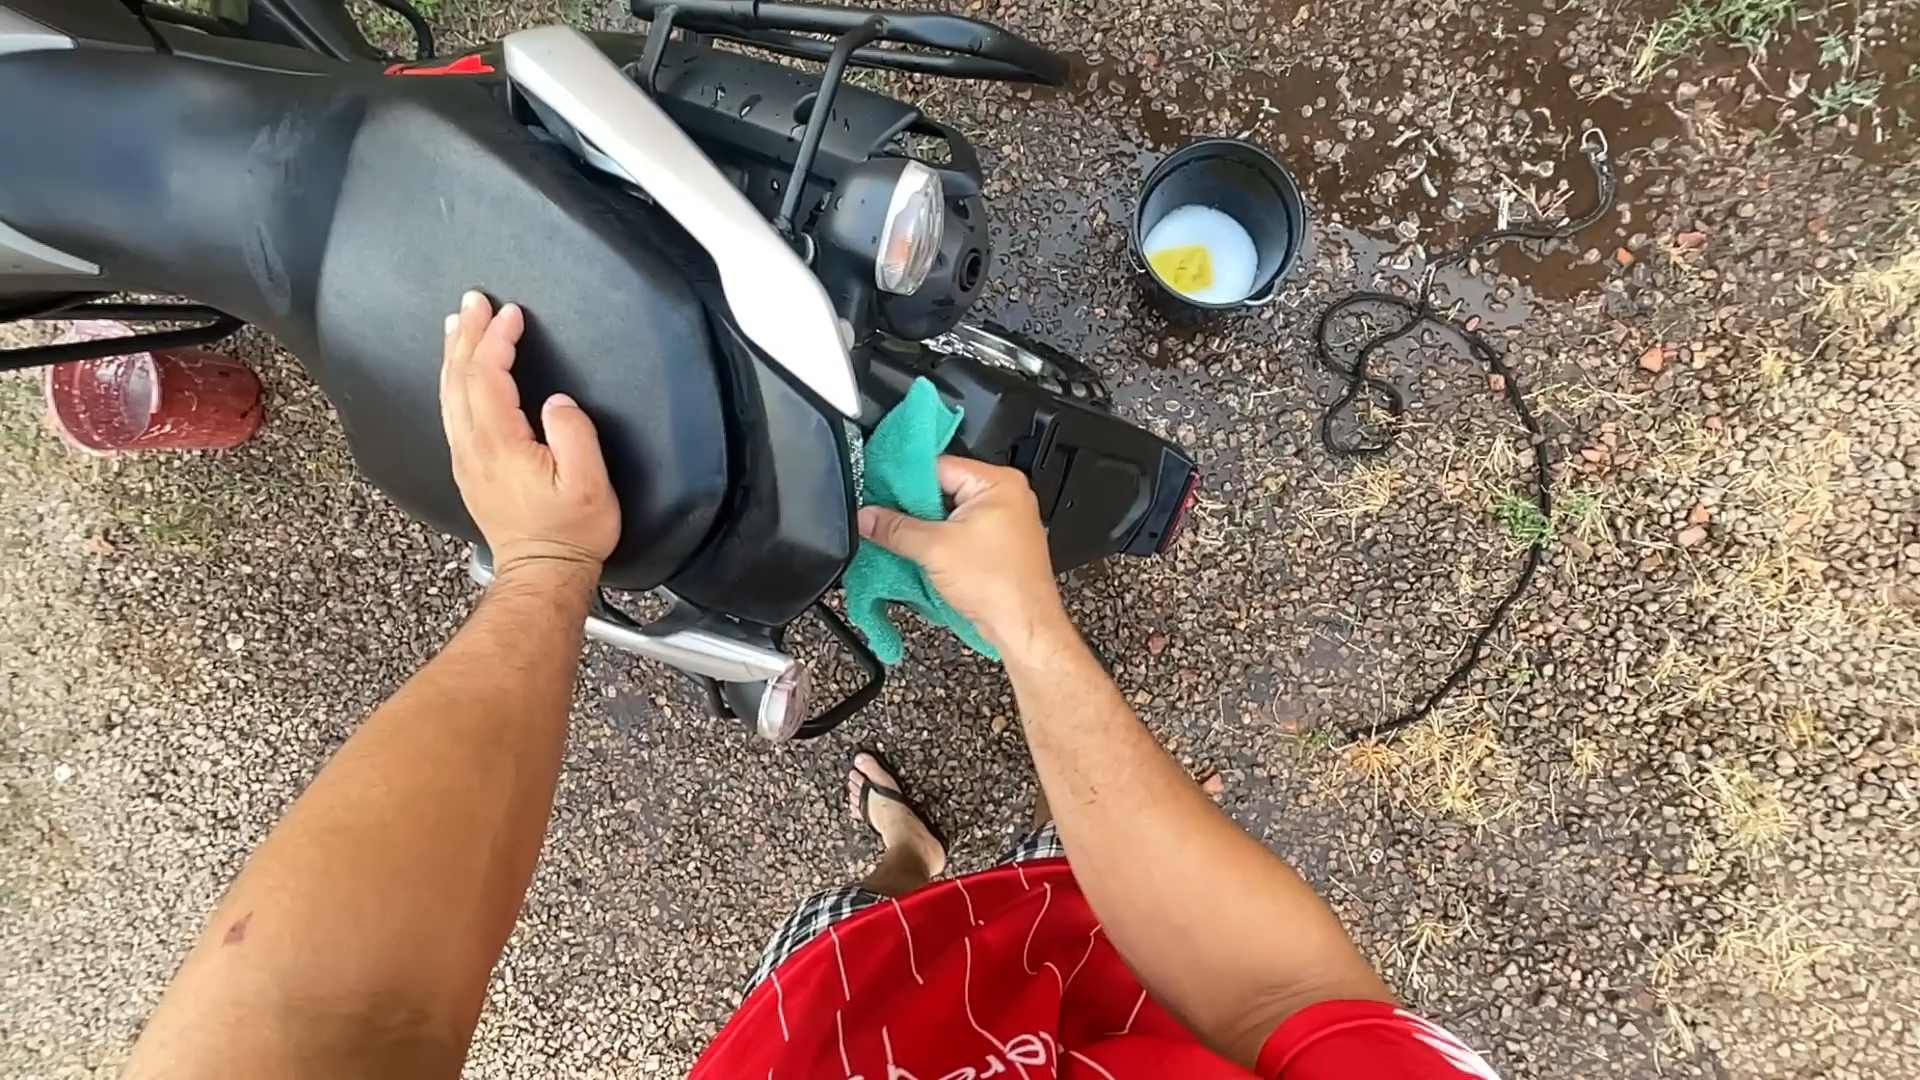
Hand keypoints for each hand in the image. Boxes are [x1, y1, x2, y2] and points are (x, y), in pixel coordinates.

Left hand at [441, 292, 619, 590]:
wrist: (543, 570)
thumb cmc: (571, 530)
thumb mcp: (588, 483)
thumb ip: (573, 435)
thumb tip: (557, 403)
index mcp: (500, 444)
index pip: (489, 377)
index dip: (498, 340)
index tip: (512, 314)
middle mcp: (472, 446)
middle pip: (459, 378)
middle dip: (467, 336)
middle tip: (474, 302)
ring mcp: (466, 459)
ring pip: (449, 394)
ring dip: (455, 355)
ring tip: (458, 325)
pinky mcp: (470, 469)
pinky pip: (452, 411)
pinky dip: (454, 381)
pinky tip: (459, 373)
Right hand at [858, 456, 1068, 657]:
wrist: (1023, 627)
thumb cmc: (1001, 586)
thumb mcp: (934, 549)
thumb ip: (894, 528)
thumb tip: (868, 516)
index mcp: (998, 483)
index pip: (938, 465)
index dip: (902, 479)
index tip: (876, 490)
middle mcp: (1005, 496)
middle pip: (942, 488)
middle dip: (912, 506)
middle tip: (883, 516)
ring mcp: (1002, 521)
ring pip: (949, 513)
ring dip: (924, 526)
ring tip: (902, 538)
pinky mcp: (996, 544)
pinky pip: (959, 532)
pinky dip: (939, 541)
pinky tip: (921, 552)